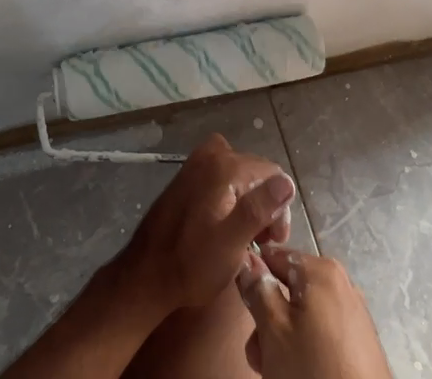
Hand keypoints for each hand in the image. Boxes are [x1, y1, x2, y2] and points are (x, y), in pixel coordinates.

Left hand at [115, 134, 296, 314]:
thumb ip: (259, 208)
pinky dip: (230, 195)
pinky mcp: (186, 177)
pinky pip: (221, 177)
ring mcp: (195, 163)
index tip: (271, 241)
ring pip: (240, 174)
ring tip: (242, 235)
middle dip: (264, 204)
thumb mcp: (232, 243)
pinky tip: (223, 223)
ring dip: (247, 200)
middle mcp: (211, 155)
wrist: (145, 276)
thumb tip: (286, 182)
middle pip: (256, 172)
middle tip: (258, 242)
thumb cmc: (190, 264)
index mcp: (225, 167)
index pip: (273, 174)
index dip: (279, 208)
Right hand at [237, 245, 392, 378]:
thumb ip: (257, 290)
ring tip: (277, 367)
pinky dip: (306, 347)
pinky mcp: (359, 339)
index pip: (273, 256)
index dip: (254, 278)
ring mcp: (353, 311)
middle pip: (288, 289)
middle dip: (268, 319)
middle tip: (260, 351)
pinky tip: (301, 370)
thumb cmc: (312, 368)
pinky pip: (321, 331)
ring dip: (283, 337)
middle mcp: (341, 282)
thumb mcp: (273, 329)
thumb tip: (247, 260)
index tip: (244, 305)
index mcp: (321, 270)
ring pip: (303, 315)